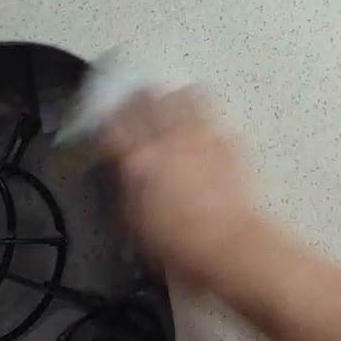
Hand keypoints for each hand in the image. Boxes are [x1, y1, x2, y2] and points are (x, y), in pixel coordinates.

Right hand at [96, 88, 269, 291]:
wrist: (232, 245)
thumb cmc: (185, 244)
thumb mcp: (137, 224)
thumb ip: (128, 190)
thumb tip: (127, 178)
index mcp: (141, 160)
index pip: (114, 125)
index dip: (108, 120)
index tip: (108, 123)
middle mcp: (171, 140)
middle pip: (149, 97)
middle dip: (138, 96)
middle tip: (135, 100)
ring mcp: (203, 135)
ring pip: (185, 95)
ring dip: (175, 96)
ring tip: (171, 100)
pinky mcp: (230, 141)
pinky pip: (215, 119)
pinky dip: (207, 121)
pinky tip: (205, 131)